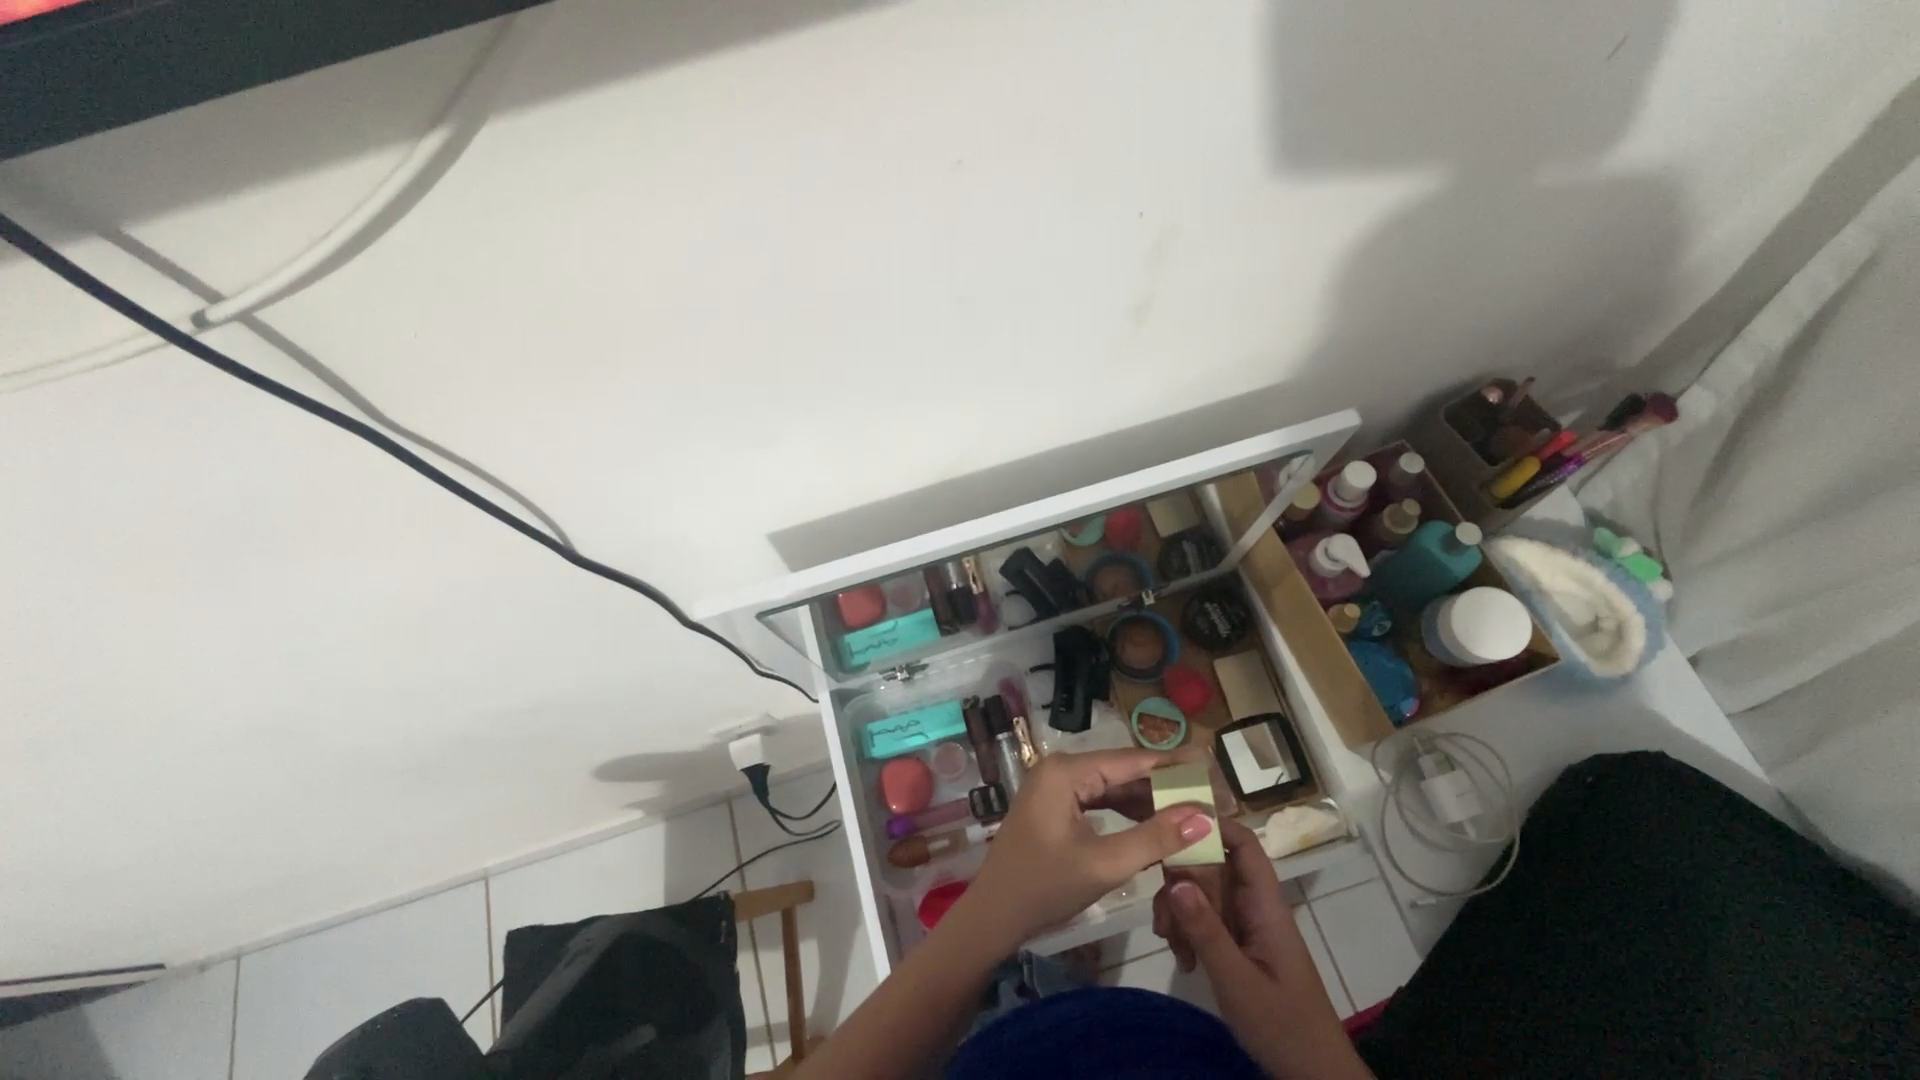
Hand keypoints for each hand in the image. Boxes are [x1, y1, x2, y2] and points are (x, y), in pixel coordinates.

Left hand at [948, 746, 1215, 950]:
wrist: (993, 917)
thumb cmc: (1044, 887)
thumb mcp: (1105, 864)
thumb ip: (1156, 838)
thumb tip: (1205, 815)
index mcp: (1067, 771)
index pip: (1134, 760)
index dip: (1177, 768)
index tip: (1217, 772)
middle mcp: (1060, 769)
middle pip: (1125, 771)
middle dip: (1167, 786)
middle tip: (1212, 798)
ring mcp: (1056, 788)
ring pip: (1115, 788)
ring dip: (1150, 802)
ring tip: (1194, 812)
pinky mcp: (1056, 808)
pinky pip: (1100, 802)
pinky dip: (1128, 814)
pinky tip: (1158, 827)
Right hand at [1152, 819, 1370, 1079]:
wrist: (1313, 1074)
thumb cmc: (1282, 1025)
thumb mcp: (1237, 980)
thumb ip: (1206, 930)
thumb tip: (1174, 877)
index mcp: (1265, 905)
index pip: (1243, 843)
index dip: (1212, 824)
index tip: (1169, 825)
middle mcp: (1255, 906)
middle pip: (1212, 867)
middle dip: (1179, 883)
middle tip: (1162, 919)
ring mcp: (1245, 925)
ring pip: (1202, 894)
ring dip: (1179, 912)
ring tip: (1173, 946)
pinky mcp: (1237, 944)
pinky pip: (1204, 920)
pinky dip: (1187, 933)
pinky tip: (1183, 960)